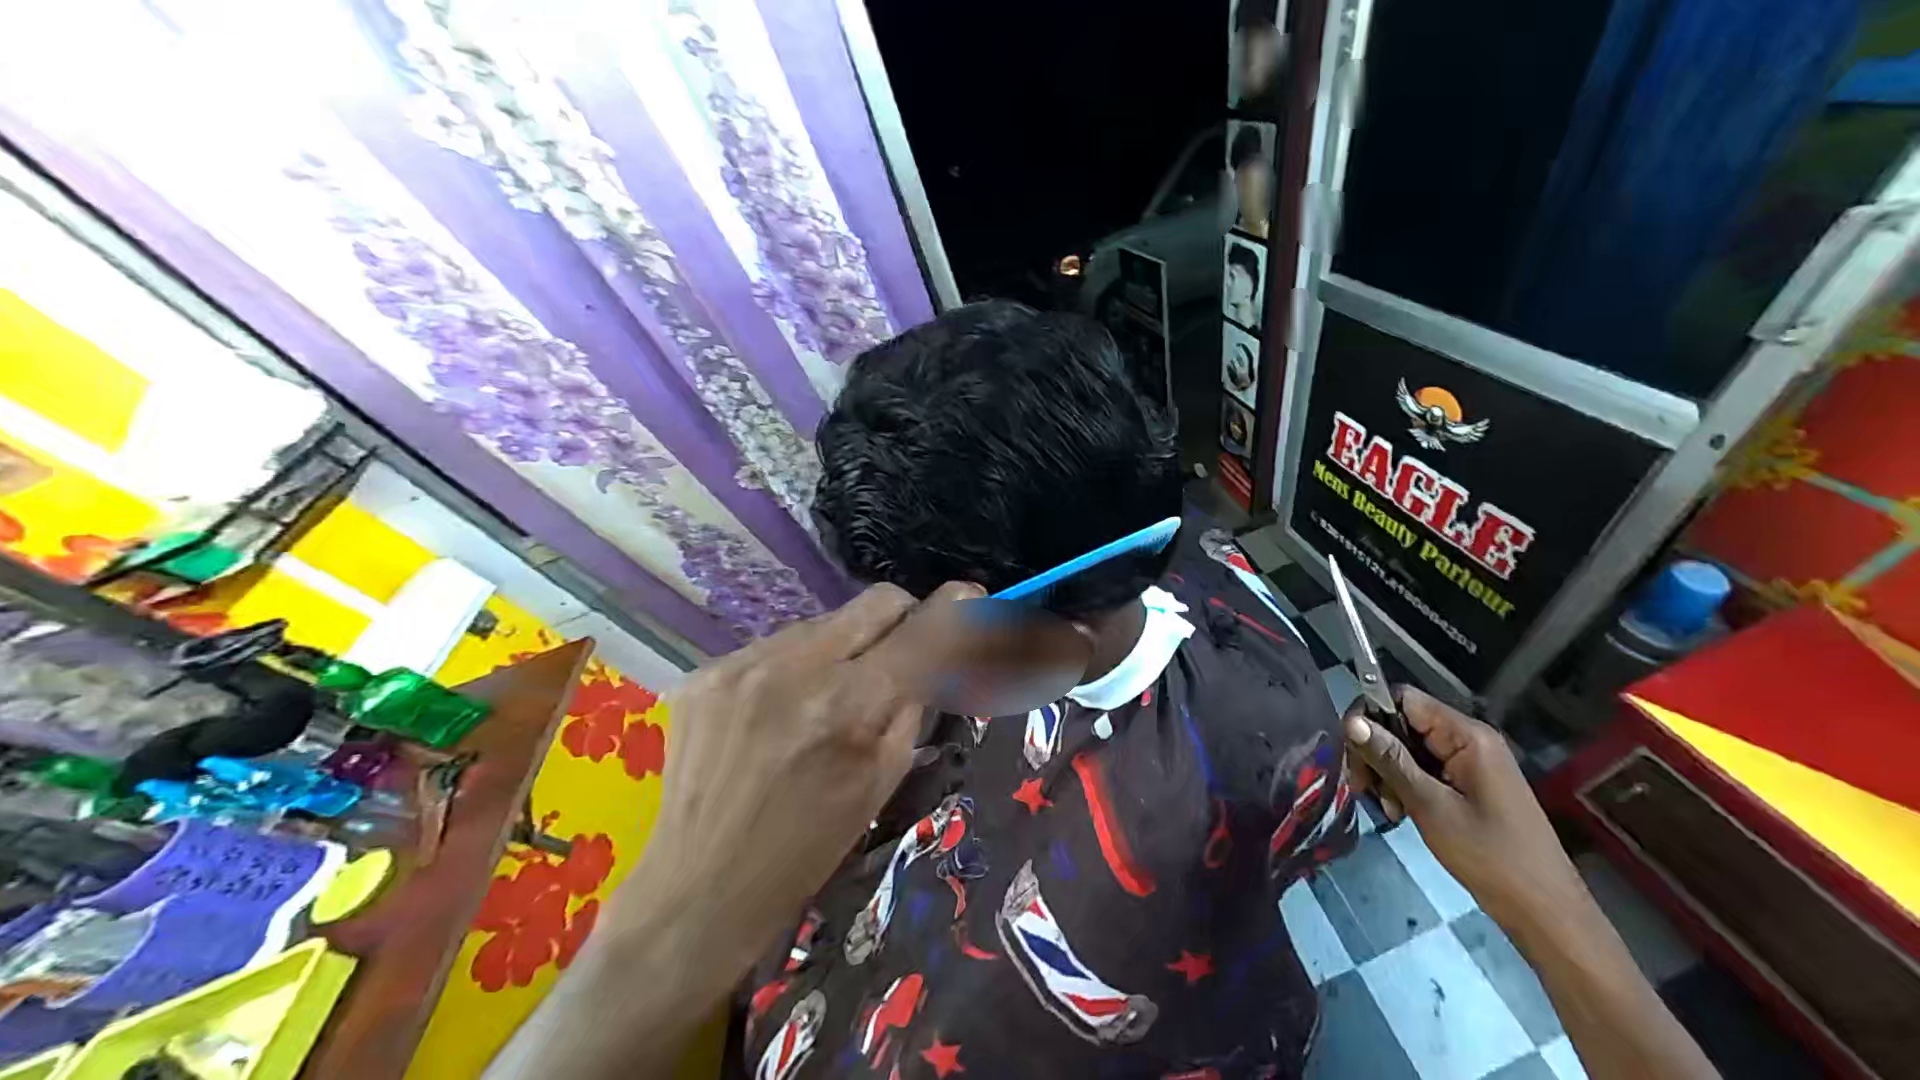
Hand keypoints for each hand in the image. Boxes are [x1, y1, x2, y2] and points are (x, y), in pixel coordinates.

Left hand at [612, 581, 984, 969]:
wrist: (699, 886)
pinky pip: (775, 646)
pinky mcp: (705, 672)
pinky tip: (779, 712)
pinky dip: (794, 668)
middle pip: (876, 602)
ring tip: (827, 699)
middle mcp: (793, 668)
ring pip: (824, 623)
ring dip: (842, 648)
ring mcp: (741, 664)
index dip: (958, 610)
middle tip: (901, 653)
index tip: (972, 599)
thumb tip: (937, 654)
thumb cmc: (807, 849)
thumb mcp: (882, 779)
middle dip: (901, 621)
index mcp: (847, 707)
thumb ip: (914, 703)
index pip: (924, 631)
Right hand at [1342, 687, 1586, 931]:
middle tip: (1362, 788)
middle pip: (1400, 723)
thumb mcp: (1430, 805)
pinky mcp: (1465, 783)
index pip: (1403, 698)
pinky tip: (1399, 812)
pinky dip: (1402, 785)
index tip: (1350, 749)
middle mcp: (1468, 740)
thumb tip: (1350, 721)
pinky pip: (1421, 768)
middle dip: (1375, 751)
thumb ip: (1389, 759)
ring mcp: (1468, 762)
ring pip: (1405, 747)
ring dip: (1386, 773)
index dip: (1369, 714)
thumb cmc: (1490, 855)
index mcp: (1467, 736)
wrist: (1544, 911)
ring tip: (1387, 808)